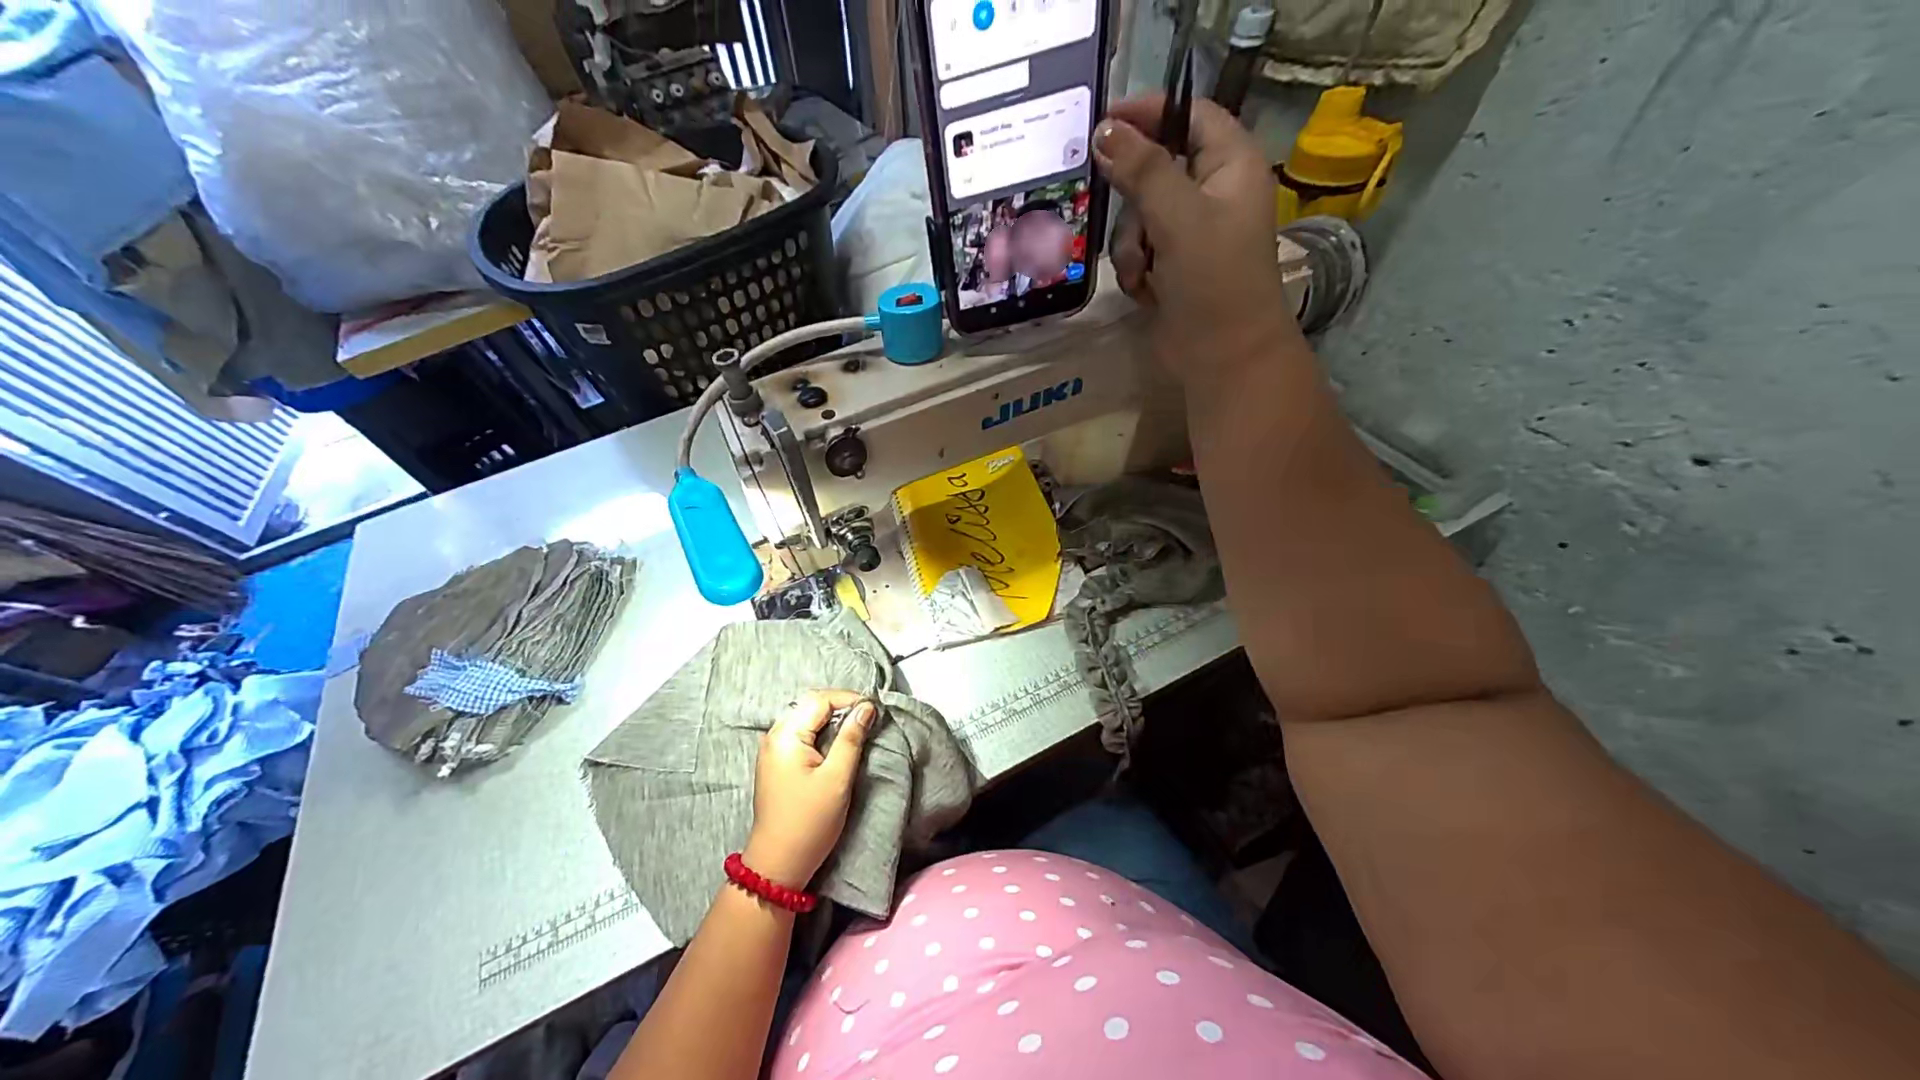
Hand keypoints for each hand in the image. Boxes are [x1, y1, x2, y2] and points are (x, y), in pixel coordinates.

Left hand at [744, 690, 875, 888]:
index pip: (819, 699)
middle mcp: (774, 736)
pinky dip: (822, 732)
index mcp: (785, 735)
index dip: (848, 698)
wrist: (778, 863)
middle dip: (841, 706)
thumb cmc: (809, 822)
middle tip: (868, 717)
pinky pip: (801, 734)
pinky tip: (838, 743)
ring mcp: (773, 749)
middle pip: (810, 705)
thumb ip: (851, 738)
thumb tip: (866, 707)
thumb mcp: (837, 778)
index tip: (874, 708)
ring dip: (832, 719)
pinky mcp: (777, 762)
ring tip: (857, 728)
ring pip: (806, 718)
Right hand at [1095, 94, 1300, 378]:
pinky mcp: (1172, 267)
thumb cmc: (1213, 279)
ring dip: (1132, 245)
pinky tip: (1146, 290)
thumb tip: (1105, 130)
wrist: (1223, 356)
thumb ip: (1142, 169)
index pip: (1190, 115)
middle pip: (1155, 169)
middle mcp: (1212, 193)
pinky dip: (1135, 269)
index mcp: (1231, 166)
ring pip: (1138, 216)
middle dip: (1135, 202)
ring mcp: (1191, 233)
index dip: (1150, 112)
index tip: (1103, 122)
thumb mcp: (1178, 216)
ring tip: (1145, 272)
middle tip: (1123, 215)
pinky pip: (1137, 250)